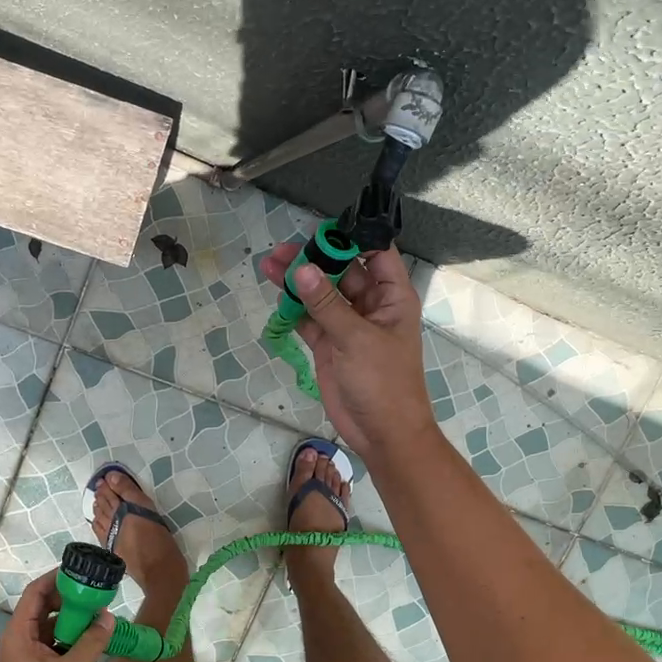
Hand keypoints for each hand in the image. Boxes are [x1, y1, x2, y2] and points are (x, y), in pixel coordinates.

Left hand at [0, 571, 113, 661]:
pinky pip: (52, 643)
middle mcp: (18, 640)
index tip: (80, 571)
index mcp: (18, 635)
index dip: (55, 579)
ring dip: (71, 619)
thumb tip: (108, 616)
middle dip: (67, 598)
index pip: (34, 593)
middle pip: (41, 607)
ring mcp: (25, 655)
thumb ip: (91, 641)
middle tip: (95, 592)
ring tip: (98, 613)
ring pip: (49, 626)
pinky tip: (91, 638)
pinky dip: (69, 637)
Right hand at [260, 243, 436, 456]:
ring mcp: (348, 325)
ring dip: (298, 281)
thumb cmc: (383, 382)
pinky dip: (293, 308)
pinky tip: (275, 294)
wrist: (382, 432)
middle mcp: (371, 305)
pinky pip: (309, 318)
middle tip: (281, 251)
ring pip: (321, 293)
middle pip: (341, 270)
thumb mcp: (356, 339)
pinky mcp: (329, 344)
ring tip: (268, 266)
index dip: (351, 237)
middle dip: (314, 259)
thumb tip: (300, 270)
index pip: (375, 253)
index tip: (320, 229)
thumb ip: (326, 304)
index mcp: (392, 296)